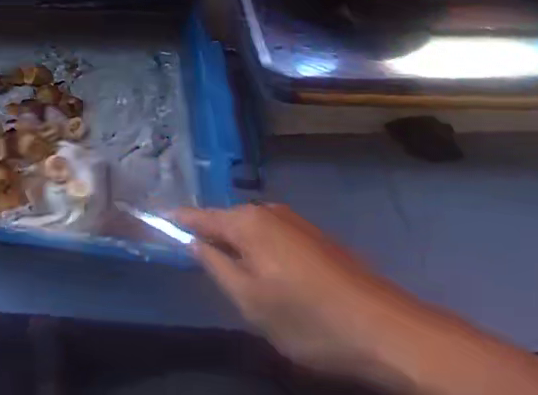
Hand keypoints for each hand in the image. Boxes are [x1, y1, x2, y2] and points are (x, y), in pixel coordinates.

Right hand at [178, 204, 537, 394]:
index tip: (154, 220)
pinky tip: (264, 280)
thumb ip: (216, 267)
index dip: (177, 221)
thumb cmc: (307, 318)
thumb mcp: (250, 302)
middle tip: (192, 263)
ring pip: (250, 231)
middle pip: (226, 220)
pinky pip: (271, 239)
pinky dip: (259, 254)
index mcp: (247, 221)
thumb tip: (195, 242)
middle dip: (209, 238)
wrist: (382, 327)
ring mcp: (295, 222)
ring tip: (227, 277)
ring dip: (236, 249)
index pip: (199, 215)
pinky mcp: (314, 238)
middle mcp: (269, 210)